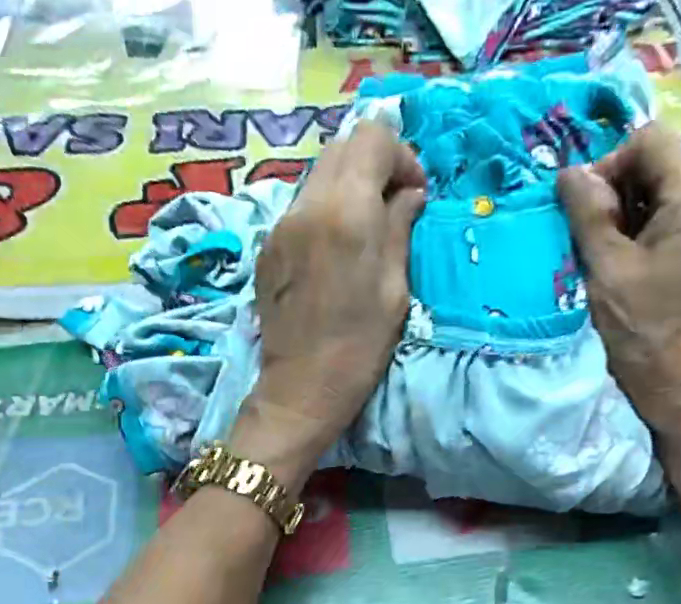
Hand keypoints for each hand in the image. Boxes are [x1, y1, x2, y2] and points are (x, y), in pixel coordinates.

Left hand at [230, 121, 426, 491]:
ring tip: (363, 228)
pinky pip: (300, 206)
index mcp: (345, 212)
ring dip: (347, 186)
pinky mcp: (267, 247)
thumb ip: (399, 228)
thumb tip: (408, 194)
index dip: (401, 156)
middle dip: (374, 164)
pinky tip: (334, 249)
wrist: (301, 388)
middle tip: (392, 205)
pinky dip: (324, 210)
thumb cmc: (359, 346)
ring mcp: (280, 225)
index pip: (373, 137)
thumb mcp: (395, 288)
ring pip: (318, 174)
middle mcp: (307, 206)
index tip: (414, 195)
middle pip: (342, 147)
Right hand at [557, 125, 680, 434]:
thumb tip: (568, 173)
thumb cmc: (641, 329)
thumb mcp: (606, 269)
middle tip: (590, 233)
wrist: (678, 383)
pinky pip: (668, 215)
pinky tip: (621, 262)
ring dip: (624, 210)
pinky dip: (639, 227)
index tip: (585, 209)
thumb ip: (588, 213)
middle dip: (616, 187)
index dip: (609, 164)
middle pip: (658, 160)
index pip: (650, 141)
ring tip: (604, 252)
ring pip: (660, 188)